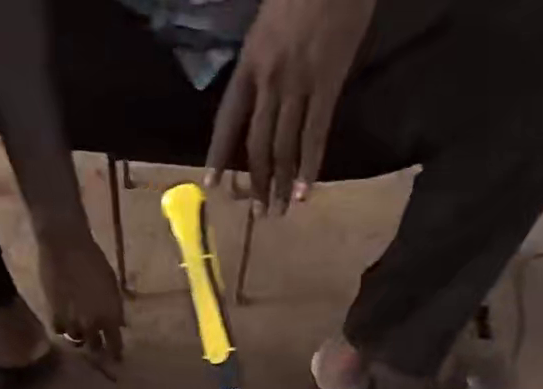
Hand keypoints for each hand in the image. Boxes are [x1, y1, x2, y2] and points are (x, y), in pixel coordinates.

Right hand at [37, 230, 124, 367]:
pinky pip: (60, 330)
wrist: (66, 246)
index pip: (115, 344)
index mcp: (110, 314)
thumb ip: (115, 308)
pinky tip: (65, 322)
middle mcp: (92, 323)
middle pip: (94, 347)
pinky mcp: (55, 315)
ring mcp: (72, 320)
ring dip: (79, 337)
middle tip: (96, 347)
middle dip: (97, 349)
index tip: (117, 360)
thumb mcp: (112, 283)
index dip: (116, 354)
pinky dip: (63, 328)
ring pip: (76, 340)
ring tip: (79, 331)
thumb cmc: (94, 260)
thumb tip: (119, 325)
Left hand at [204, 0, 373, 215]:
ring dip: (280, 183)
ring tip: (277, 212)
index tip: (213, 185)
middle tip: (257, 213)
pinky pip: (316, 133)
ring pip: (284, 146)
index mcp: (250, 63)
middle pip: (257, 143)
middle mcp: (269, 81)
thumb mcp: (269, 22)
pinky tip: (305, 192)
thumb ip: (263, 61)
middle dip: (256, 182)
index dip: (219, 155)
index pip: (228, 120)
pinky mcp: (329, 83)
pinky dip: (310, 166)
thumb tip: (263, 96)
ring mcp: (299, 84)